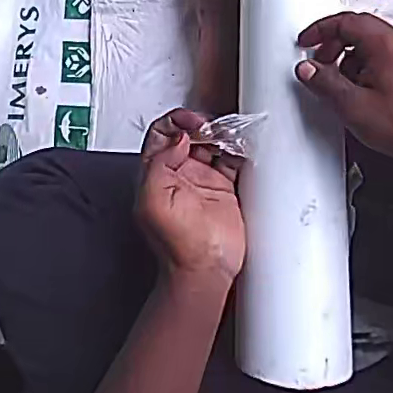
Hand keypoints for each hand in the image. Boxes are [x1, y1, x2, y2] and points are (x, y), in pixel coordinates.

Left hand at [135, 109, 245, 290]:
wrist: (204, 270)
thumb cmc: (175, 245)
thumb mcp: (152, 199)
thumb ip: (159, 163)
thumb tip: (177, 138)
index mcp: (156, 173)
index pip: (162, 133)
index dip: (176, 121)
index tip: (192, 124)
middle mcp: (178, 173)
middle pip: (189, 134)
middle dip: (201, 125)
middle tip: (213, 128)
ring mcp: (202, 180)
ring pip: (211, 144)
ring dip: (220, 134)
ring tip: (228, 135)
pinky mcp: (223, 190)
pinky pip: (232, 161)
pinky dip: (238, 150)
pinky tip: (240, 147)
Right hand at [295, 12, 392, 164]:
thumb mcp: (352, 105)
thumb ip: (325, 82)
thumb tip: (308, 70)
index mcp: (387, 46)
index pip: (347, 21)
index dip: (321, 29)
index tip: (307, 41)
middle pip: (361, 29)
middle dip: (333, 43)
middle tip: (319, 61)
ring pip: (373, 44)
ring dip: (349, 57)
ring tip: (338, 82)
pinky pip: (386, 58)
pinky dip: (366, 67)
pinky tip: (361, 91)